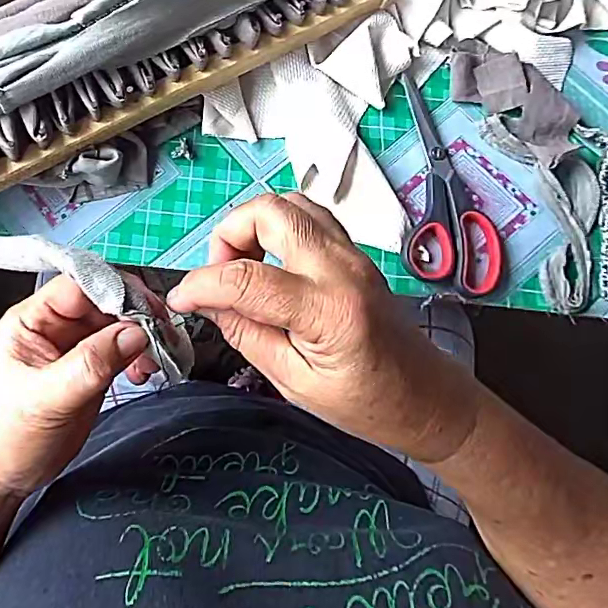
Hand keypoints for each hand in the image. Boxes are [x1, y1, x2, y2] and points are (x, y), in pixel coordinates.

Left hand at [0, 275, 158, 511]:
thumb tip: (133, 333)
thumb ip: (90, 363)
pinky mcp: (92, 366)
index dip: (114, 290)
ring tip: (156, 355)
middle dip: (136, 314)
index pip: (79, 285)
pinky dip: (142, 353)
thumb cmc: (3, 438)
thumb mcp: (46, 398)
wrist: (1, 478)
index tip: (144, 308)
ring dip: (143, 335)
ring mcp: (74, 346)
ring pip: (119, 322)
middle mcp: (54, 326)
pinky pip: (124, 346)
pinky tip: (146, 369)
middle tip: (159, 333)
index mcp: (31, 320)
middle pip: (105, 299)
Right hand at [166, 193, 484, 462]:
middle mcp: (342, 268)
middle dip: (228, 234)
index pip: (246, 278)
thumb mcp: (295, 383)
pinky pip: (308, 216)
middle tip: (219, 276)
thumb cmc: (368, 404)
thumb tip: (207, 302)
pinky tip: (271, 261)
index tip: (181, 298)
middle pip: (270, 211)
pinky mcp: (354, 252)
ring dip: (253, 225)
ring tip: (244, 267)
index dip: (201, 284)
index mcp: (328, 311)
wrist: (427, 397)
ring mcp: (352, 253)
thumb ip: (246, 334)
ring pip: (289, 203)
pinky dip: (278, 226)